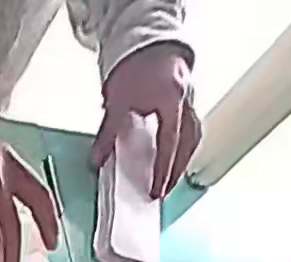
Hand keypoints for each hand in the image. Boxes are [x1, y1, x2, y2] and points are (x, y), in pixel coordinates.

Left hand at [93, 42, 198, 198]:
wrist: (146, 41)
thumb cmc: (134, 66)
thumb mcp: (117, 101)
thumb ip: (108, 134)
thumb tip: (96, 162)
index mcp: (171, 100)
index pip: (169, 143)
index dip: (163, 170)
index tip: (155, 191)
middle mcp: (186, 101)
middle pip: (187, 143)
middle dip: (176, 171)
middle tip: (163, 192)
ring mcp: (191, 99)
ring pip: (194, 136)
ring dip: (183, 161)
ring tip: (170, 180)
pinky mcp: (189, 100)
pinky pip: (193, 128)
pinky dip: (185, 147)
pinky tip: (175, 159)